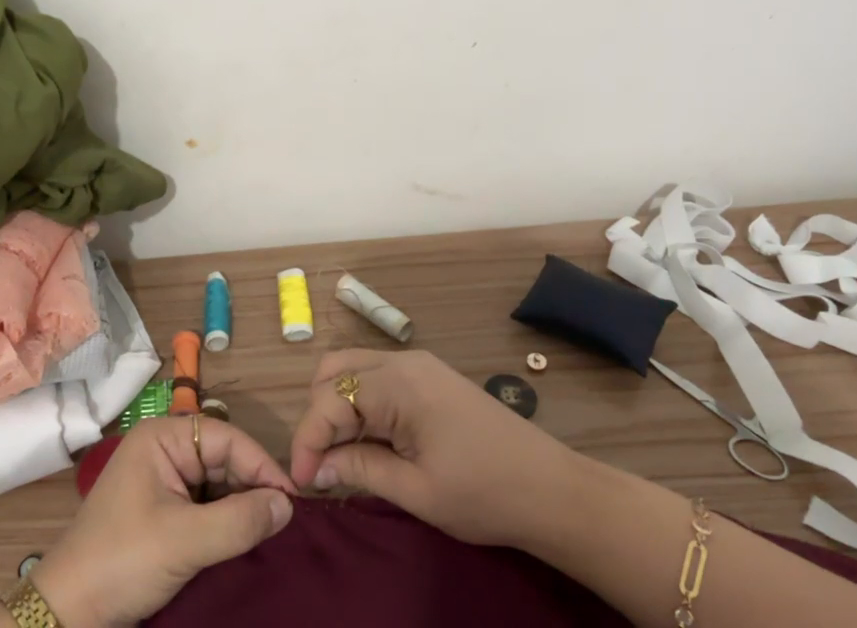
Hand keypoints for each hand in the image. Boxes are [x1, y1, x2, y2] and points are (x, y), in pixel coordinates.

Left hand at [32, 416, 298, 626]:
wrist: (70, 611)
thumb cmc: (122, 561)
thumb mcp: (185, 541)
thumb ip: (240, 520)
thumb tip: (288, 505)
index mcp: (161, 439)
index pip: (226, 438)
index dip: (262, 465)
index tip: (293, 501)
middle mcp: (163, 451)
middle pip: (224, 459)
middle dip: (254, 487)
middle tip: (287, 522)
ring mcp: (162, 483)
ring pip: (218, 485)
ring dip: (242, 508)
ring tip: (274, 533)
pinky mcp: (163, 514)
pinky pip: (207, 508)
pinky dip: (227, 523)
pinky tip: (248, 541)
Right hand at [287, 349, 583, 550]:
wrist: (553, 490)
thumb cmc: (485, 494)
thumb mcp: (416, 491)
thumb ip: (359, 469)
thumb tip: (316, 468)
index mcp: (398, 384)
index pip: (328, 399)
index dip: (308, 440)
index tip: (303, 483)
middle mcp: (403, 362)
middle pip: (333, 371)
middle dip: (318, 416)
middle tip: (323, 465)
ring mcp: (419, 366)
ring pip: (352, 371)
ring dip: (336, 408)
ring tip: (343, 456)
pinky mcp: (431, 378)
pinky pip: (377, 379)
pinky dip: (360, 405)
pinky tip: (369, 442)